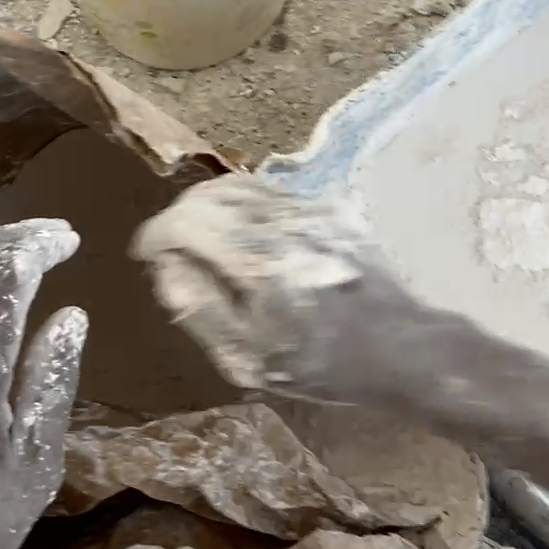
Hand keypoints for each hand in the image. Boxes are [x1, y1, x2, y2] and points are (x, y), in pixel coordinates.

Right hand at [131, 175, 474, 409]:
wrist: (402, 348)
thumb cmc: (322, 364)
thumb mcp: (249, 356)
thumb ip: (200, 308)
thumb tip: (165, 267)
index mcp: (256, 262)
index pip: (185, 222)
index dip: (156, 234)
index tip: (147, 252)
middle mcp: (279, 223)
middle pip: (208, 195)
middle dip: (179, 216)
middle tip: (171, 246)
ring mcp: (308, 209)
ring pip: (238, 185)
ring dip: (208, 204)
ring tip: (200, 234)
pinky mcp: (329, 207)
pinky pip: (270, 190)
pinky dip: (242, 202)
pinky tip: (242, 229)